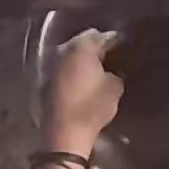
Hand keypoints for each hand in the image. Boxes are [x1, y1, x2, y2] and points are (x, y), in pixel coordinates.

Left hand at [42, 28, 123, 154]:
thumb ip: (114, 72)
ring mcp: (50, 64)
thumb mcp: (114, 88)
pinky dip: (72, 71)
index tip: (123, 46)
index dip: (114, 41)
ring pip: (70, 55)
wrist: (64, 132)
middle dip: (95, 48)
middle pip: (82, 42)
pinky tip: (82, 80)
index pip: (102, 36)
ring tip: (96, 69)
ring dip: (81, 60)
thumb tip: (109, 71)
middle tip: (110, 57)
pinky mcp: (44, 81)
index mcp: (81, 47)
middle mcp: (62, 50)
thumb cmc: (92, 106)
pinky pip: (63, 69)